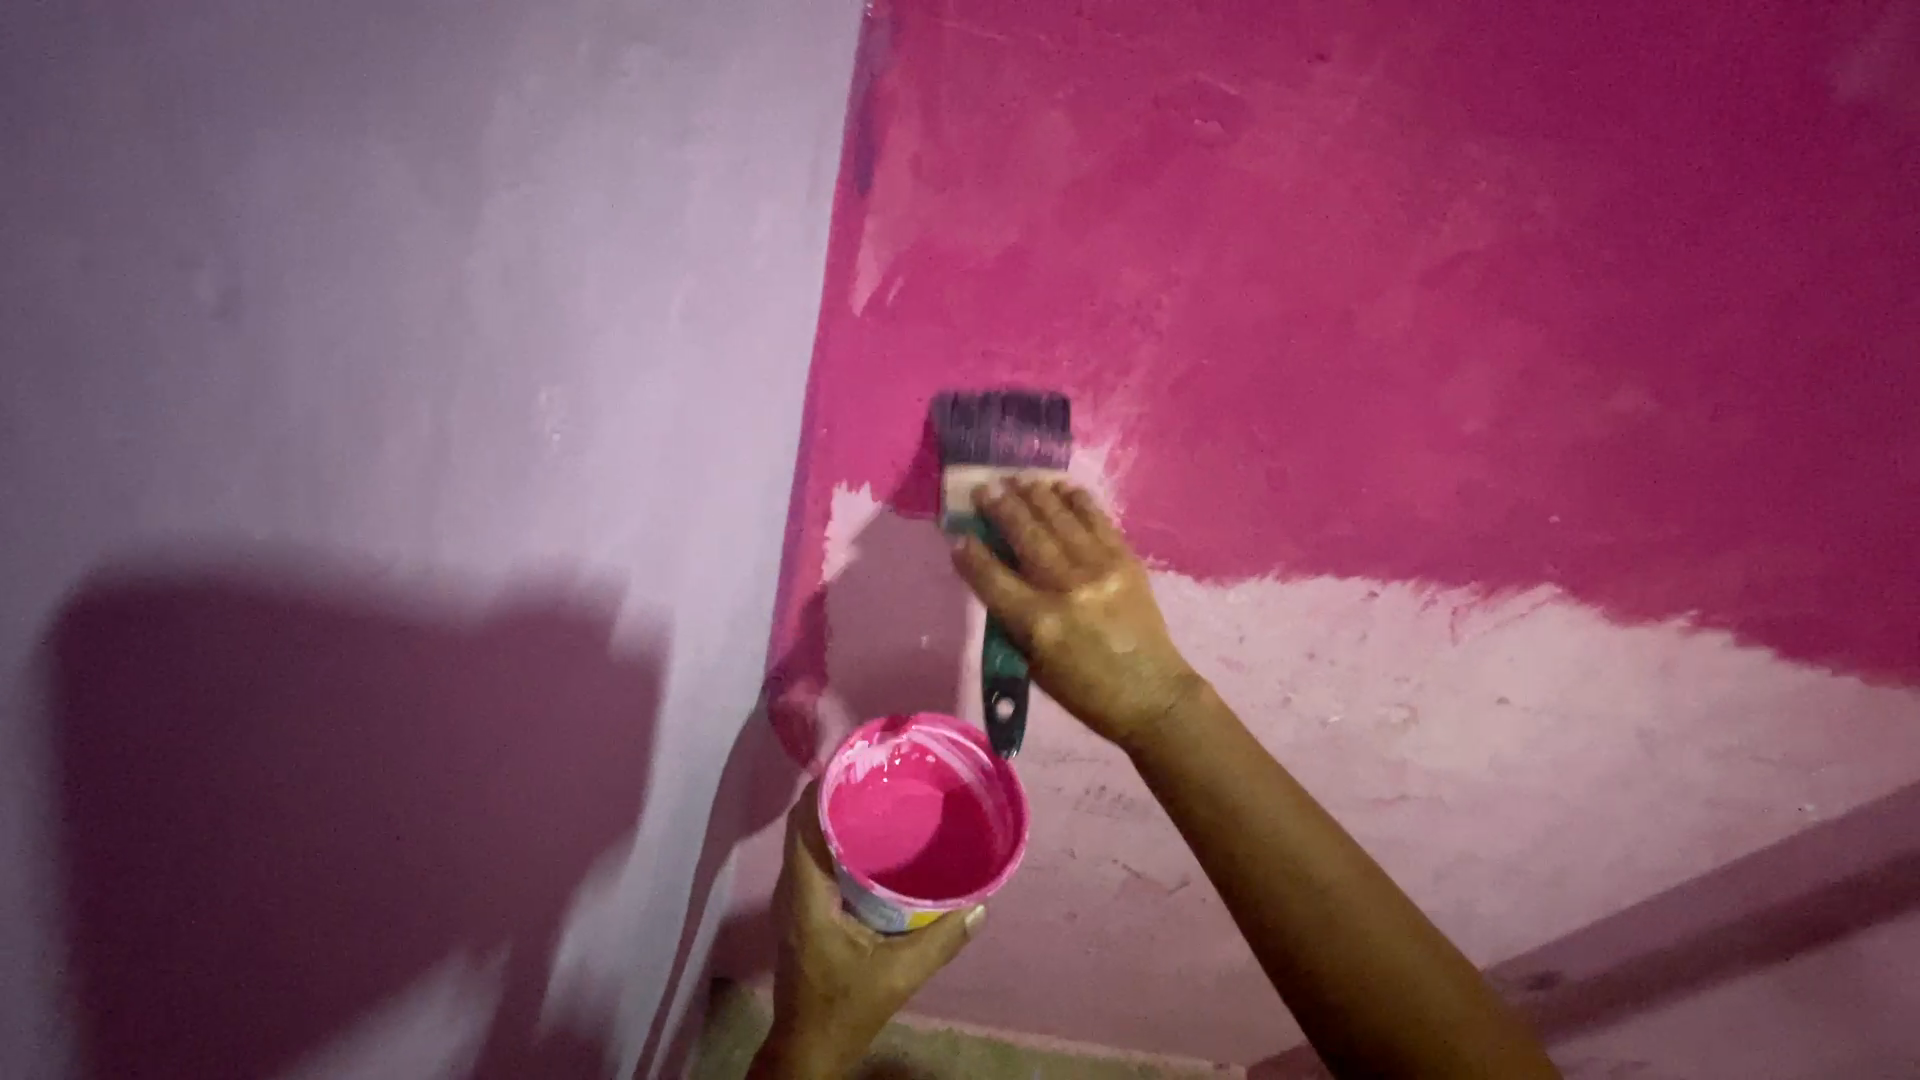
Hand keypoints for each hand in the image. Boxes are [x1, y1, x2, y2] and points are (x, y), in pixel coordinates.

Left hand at [750, 783, 982, 1078]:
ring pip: (807, 837)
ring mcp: (793, 897)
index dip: (826, 786)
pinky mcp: (801, 906)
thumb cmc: (845, 1008)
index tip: (860, 762)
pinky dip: (834, 836)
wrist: (808, 1048)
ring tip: (877, 792)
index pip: (804, 822)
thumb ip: (941, 940)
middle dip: (836, 792)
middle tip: (879, 772)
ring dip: (834, 812)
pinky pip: (813, 855)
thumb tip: (981, 904)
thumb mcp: (898, 977)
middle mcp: (791, 887)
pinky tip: (868, 834)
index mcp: (805, 894)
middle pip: (804, 822)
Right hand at [950, 478, 1204, 754]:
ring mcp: (1100, 569)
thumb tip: (996, 576)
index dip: (971, 555)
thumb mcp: (1035, 665)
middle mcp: (1066, 587)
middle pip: (1026, 536)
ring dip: (1034, 495)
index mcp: (1038, 623)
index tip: (956, 535)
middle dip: (1001, 507)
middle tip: (985, 487)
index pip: (993, 578)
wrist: (1153, 695)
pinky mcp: (1126, 560)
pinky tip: (1060, 486)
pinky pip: (1097, 519)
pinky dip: (1076, 500)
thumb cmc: (1085, 691)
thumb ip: (1013, 619)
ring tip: (1017, 478)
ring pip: (1059, 519)